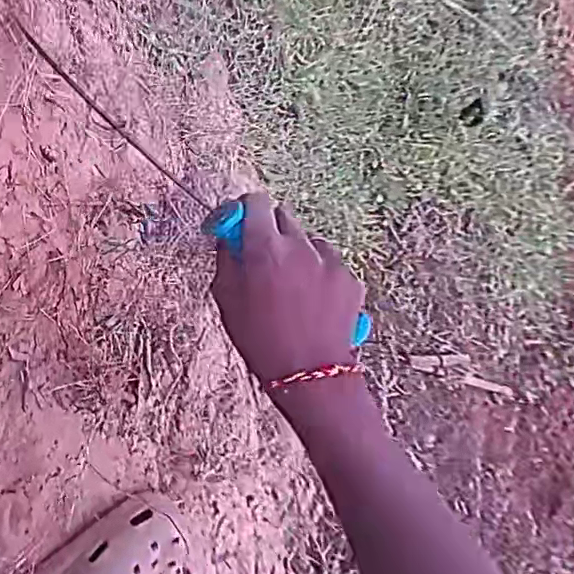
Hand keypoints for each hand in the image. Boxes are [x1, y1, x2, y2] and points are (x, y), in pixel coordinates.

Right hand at [210, 193, 364, 382]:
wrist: (307, 370)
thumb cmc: (257, 335)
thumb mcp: (224, 295)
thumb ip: (227, 257)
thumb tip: (229, 235)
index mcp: (263, 247)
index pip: (255, 202)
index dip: (242, 209)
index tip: (235, 223)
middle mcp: (299, 246)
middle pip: (282, 215)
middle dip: (267, 229)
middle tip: (257, 255)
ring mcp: (329, 260)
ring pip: (305, 240)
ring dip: (292, 251)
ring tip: (284, 283)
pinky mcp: (349, 277)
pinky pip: (327, 261)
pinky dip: (315, 271)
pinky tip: (306, 297)